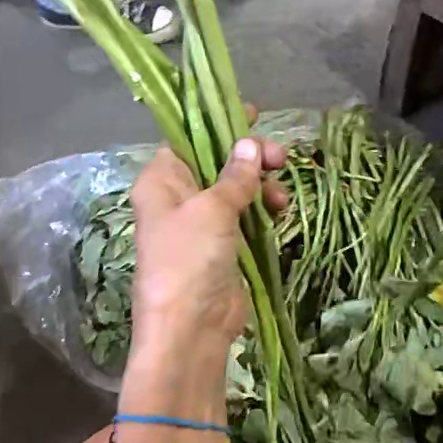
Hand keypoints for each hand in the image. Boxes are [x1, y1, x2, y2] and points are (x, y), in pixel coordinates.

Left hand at [129, 138, 287, 354]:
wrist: (190, 328)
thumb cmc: (189, 259)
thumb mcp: (212, 209)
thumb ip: (235, 175)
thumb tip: (249, 144)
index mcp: (162, 181)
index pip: (189, 139)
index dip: (219, 124)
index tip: (252, 113)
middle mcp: (178, 198)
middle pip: (217, 163)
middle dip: (250, 159)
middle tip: (281, 158)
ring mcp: (202, 224)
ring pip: (236, 190)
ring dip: (261, 187)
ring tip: (280, 199)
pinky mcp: (224, 246)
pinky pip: (245, 217)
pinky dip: (262, 211)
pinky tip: (279, 213)